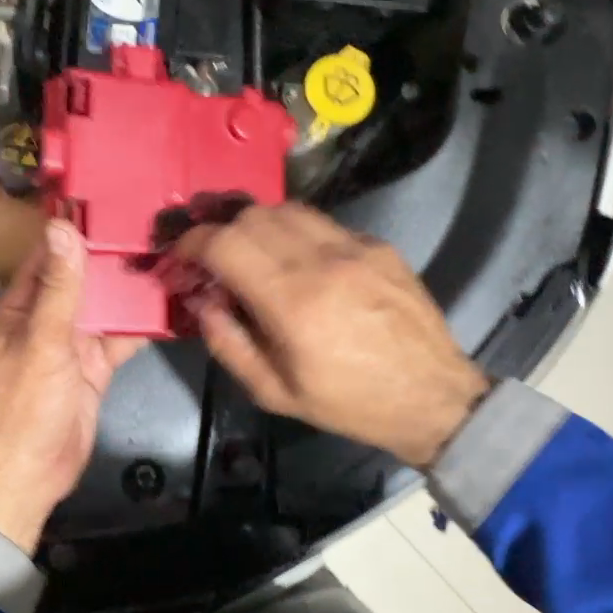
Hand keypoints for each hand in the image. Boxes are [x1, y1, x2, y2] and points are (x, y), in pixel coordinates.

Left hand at [0, 221, 143, 553]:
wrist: (31, 474)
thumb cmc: (26, 406)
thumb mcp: (44, 341)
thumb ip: (58, 288)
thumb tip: (61, 227)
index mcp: (21, 307)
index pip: (47, 256)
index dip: (73, 230)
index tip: (108, 200)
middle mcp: (46, 319)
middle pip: (81, 279)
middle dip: (111, 257)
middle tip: (154, 224)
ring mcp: (73, 345)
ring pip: (104, 307)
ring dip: (129, 289)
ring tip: (169, 256)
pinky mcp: (95, 369)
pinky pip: (120, 339)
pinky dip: (141, 326)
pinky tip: (169, 306)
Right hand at [174, 203, 489, 467]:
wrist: (431, 397)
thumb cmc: (348, 403)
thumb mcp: (273, 392)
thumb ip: (228, 342)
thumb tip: (203, 301)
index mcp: (291, 301)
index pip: (224, 243)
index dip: (191, 242)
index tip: (180, 255)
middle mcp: (322, 261)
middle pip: (252, 215)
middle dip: (220, 230)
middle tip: (213, 256)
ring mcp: (354, 247)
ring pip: (287, 209)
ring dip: (257, 225)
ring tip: (252, 253)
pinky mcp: (378, 246)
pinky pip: (322, 223)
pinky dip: (296, 233)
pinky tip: (299, 262)